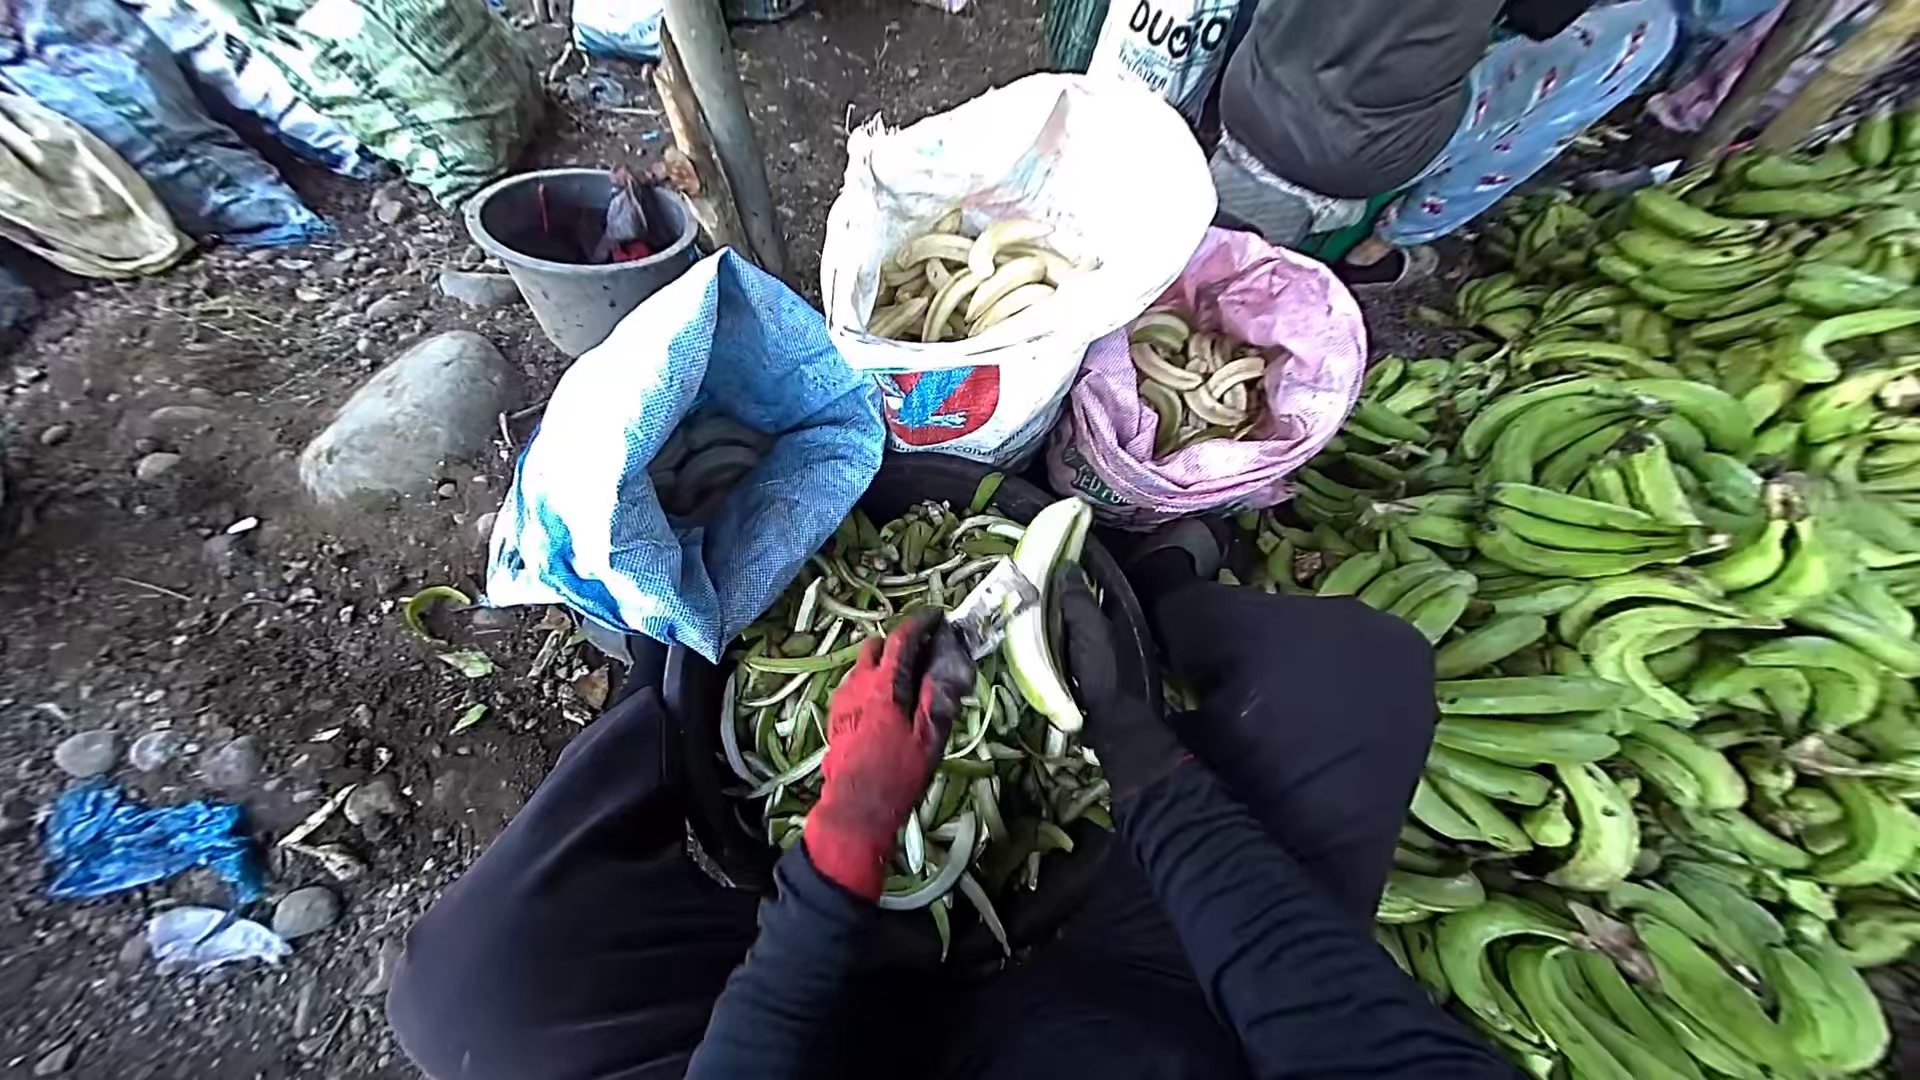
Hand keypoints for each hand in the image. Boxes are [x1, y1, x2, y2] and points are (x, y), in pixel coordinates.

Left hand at [805, 611, 972, 899]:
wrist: (855, 809)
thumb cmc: (897, 774)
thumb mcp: (929, 738)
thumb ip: (936, 698)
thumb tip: (947, 667)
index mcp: (884, 685)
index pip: (901, 639)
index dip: (921, 623)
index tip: (937, 617)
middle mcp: (858, 683)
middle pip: (875, 645)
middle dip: (897, 642)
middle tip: (921, 653)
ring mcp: (842, 698)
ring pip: (861, 665)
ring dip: (882, 662)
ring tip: (905, 680)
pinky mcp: (835, 714)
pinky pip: (853, 684)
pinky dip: (870, 681)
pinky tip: (885, 703)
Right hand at [1054, 564, 1186, 799]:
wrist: (1120, 727)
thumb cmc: (1105, 676)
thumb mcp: (1088, 634)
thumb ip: (1077, 601)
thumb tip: (1068, 568)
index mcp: (1122, 610)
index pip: (1104, 572)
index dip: (1087, 556)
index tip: (1066, 542)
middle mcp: (1124, 622)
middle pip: (1099, 590)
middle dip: (1080, 576)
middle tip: (1051, 564)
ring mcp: (1118, 643)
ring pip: (1094, 610)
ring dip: (1075, 599)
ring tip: (1049, 590)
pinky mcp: (1108, 661)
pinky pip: (1087, 630)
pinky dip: (1073, 621)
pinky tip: (1057, 626)